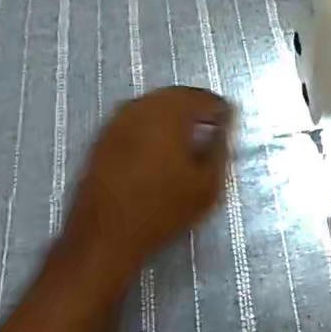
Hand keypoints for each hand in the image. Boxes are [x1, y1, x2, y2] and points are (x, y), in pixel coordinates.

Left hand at [59, 87, 231, 281]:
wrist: (106, 235)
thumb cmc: (162, 209)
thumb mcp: (206, 184)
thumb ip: (220, 146)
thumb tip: (226, 122)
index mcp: (169, 111)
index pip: (203, 97)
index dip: (220, 109)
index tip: (228, 123)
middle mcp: (140, 106)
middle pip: (176, 96)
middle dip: (195, 108)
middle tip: (210, 128)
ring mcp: (117, 120)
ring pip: (153, 106)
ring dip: (171, 116)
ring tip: (186, 140)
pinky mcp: (102, 137)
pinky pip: (134, 120)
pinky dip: (150, 127)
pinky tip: (157, 150)